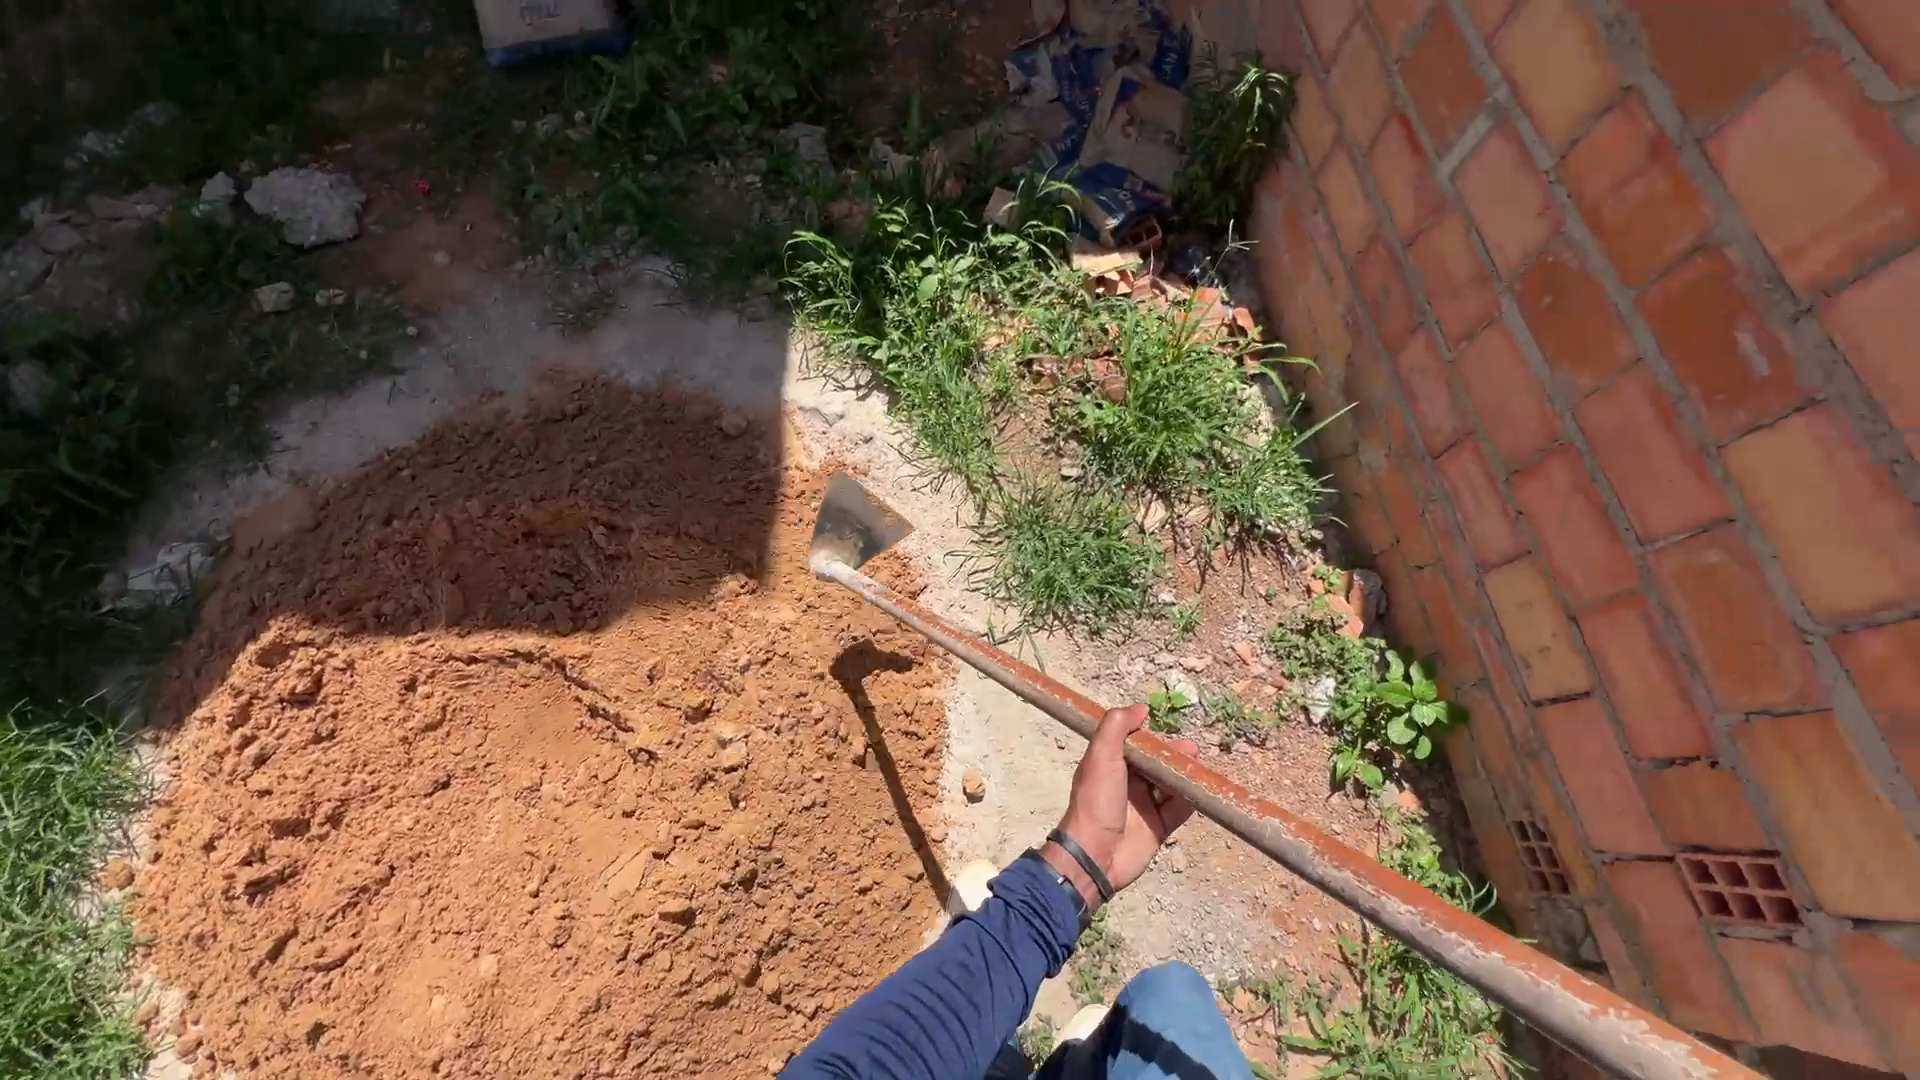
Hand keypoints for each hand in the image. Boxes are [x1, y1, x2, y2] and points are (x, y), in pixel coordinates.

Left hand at [1045, 705, 1197, 905]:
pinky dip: (1191, 800)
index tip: (1164, 727)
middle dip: (1172, 754)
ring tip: (1198, 766)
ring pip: (1169, 784)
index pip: (1132, 744)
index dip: (1148, 735)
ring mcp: (1143, 806)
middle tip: (1190, 749)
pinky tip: (1202, 790)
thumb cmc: (1096, 800)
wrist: (1096, 854)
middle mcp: (1126, 783)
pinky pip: (1179, 810)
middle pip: (1155, 763)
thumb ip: (1116, 727)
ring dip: (1184, 775)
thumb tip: (1140, 708)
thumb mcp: (1101, 756)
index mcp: (1109, 765)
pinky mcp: (1158, 827)